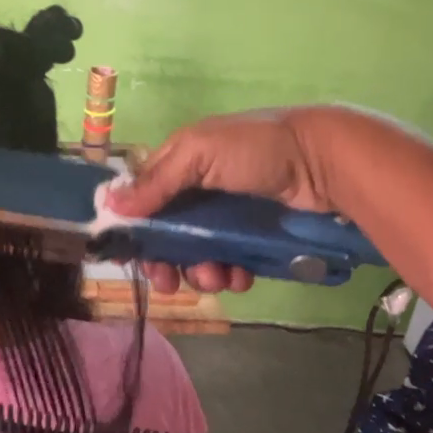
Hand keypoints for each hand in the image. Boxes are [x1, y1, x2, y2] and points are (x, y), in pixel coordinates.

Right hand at [107, 109, 337, 293]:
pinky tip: (241, 277)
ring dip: (201, 272)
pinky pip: (231, 261)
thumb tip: (109, 204)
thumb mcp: (199, 154)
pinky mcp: (253, 234)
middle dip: (167, 261)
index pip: (144, 199)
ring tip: (218, 277)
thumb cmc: (255, 150)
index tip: (129, 258)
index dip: (134, 229)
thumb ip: (156, 182)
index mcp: (180, 162)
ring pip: (198, 253)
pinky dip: (231, 274)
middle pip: (168, 234)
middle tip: (169, 283)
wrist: (322, 161)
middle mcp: (199, 188)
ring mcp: (226, 213)